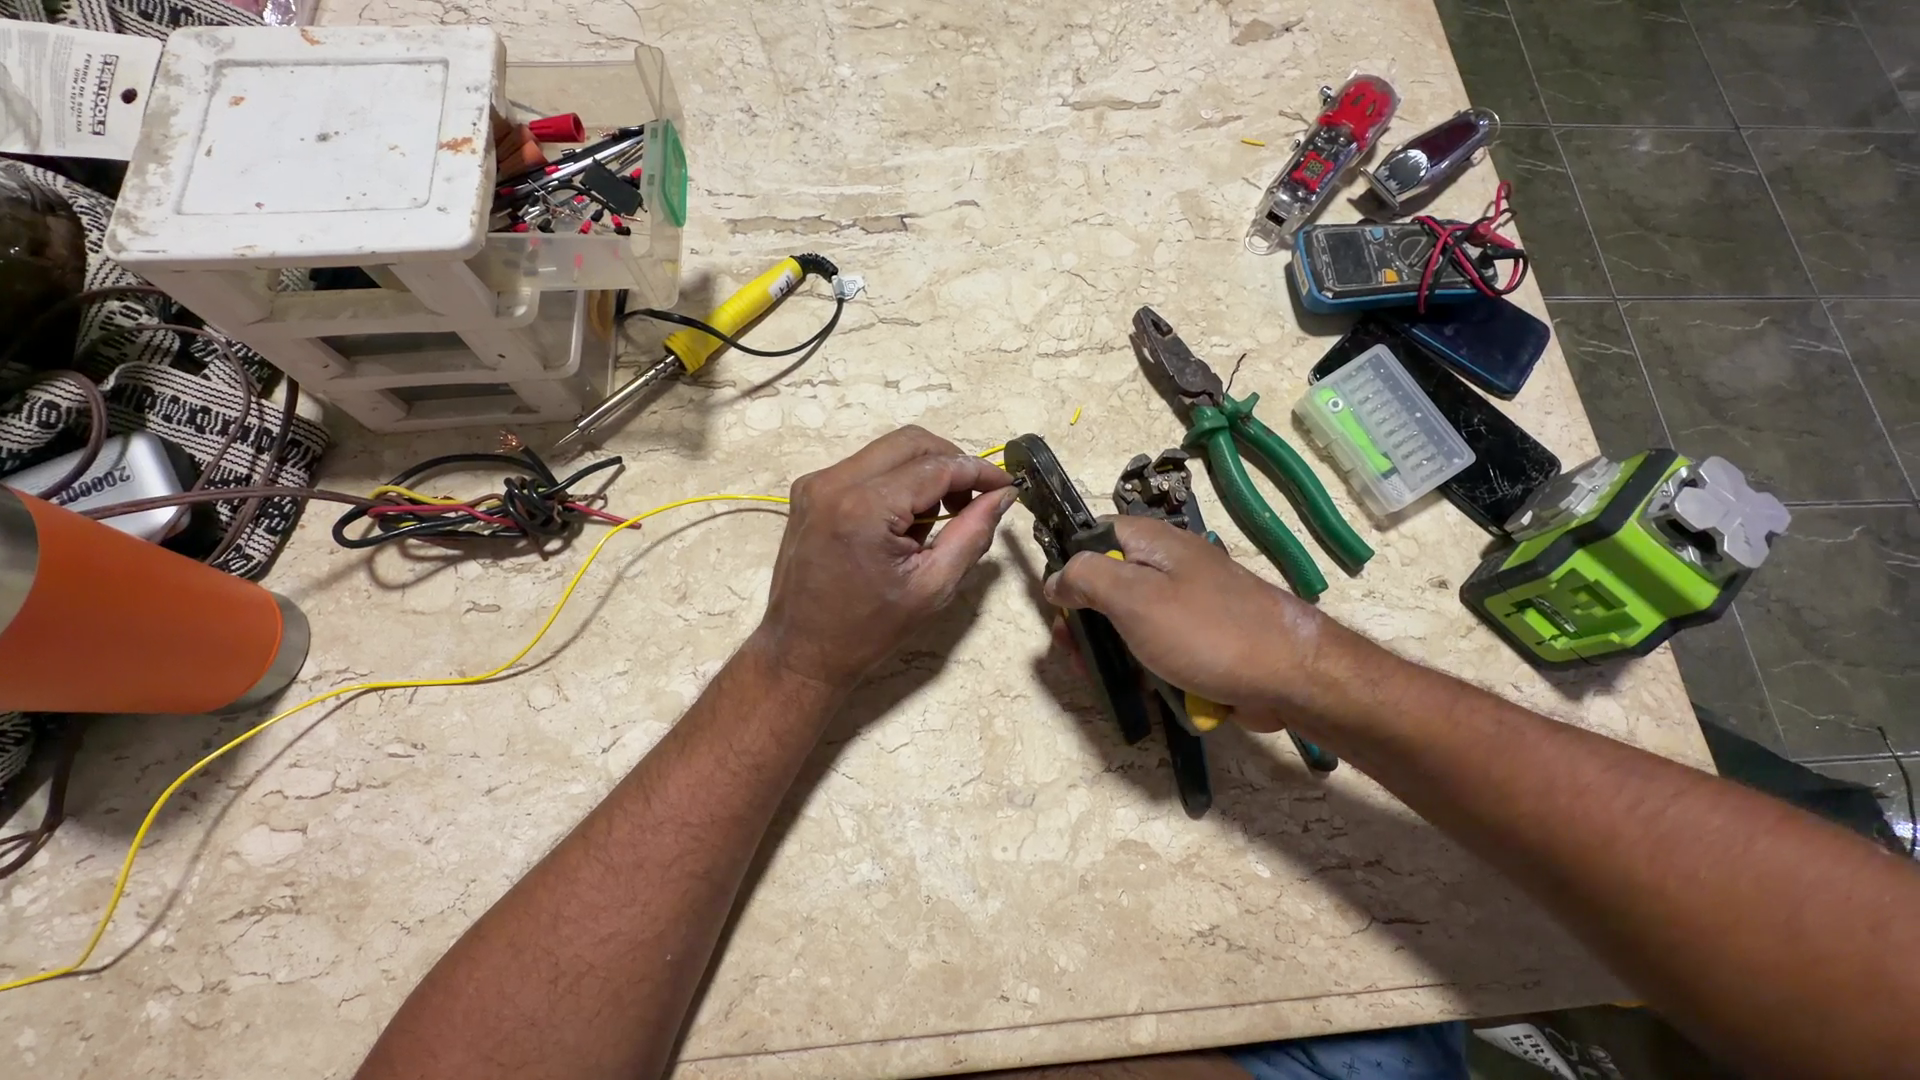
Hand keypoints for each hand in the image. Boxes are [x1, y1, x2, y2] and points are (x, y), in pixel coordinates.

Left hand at [752, 426, 1015, 690]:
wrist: (801, 652)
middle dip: (952, 463)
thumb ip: (973, 534)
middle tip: (975, 500)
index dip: (979, 472)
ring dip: (924, 471)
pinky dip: (897, 481)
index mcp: (864, 508)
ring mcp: (816, 483)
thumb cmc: (868, 631)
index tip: (1007, 487)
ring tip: (939, 518)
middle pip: (911, 442)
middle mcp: (834, 483)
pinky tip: (905, 521)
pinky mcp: (809, 491)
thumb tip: (1002, 496)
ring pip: (888, 450)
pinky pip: (866, 467)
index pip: (936, 466)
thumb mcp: (932, 587)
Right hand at [1042, 515, 1341, 729]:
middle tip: (1074, 650)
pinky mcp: (1200, 640)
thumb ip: (1087, 578)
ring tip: (1102, 676)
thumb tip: (1055, 578)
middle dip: (1085, 617)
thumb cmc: (1206, 632)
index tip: (1058, 601)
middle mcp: (1170, 567)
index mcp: (1154, 543)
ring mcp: (1187, 605)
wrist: (1289, 677)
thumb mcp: (1134, 598)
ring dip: (1110, 648)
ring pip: (1129, 620)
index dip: (1070, 562)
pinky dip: (1143, 665)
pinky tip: (1138, 687)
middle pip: (1108, 581)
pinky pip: (1157, 646)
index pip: (1096, 534)